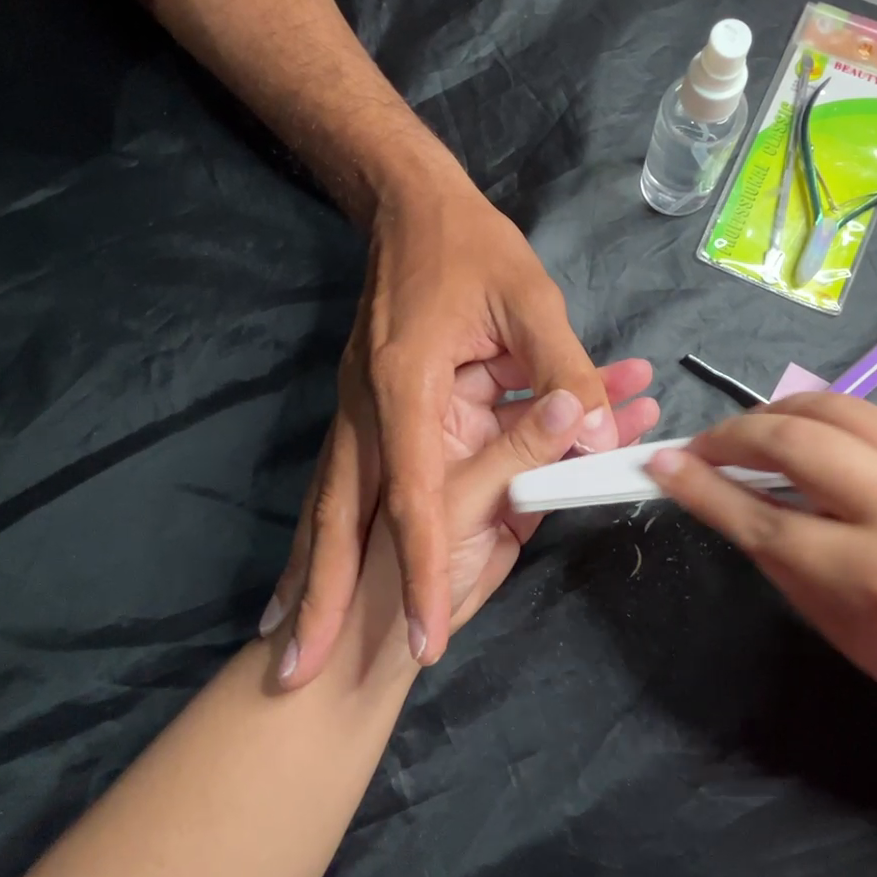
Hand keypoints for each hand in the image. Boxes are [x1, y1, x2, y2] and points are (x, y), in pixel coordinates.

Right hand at [267, 190, 623, 688]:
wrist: (410, 203)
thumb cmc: (472, 246)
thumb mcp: (531, 301)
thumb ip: (562, 370)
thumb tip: (596, 439)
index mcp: (405, 384)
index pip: (414, 494)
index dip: (420, 568)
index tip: (424, 636)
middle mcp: (364, 406)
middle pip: (337, 512)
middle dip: (318, 593)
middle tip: (295, 673)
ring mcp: (351, 405)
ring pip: (324, 500)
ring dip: (303, 570)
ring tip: (280, 639)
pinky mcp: (355, 402)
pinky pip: (334, 479)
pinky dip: (312, 531)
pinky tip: (294, 570)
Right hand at [643, 393, 876, 735]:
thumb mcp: (836, 622)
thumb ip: (774, 548)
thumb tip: (713, 491)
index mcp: (876, 575)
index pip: (763, 517)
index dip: (701, 486)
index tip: (660, 463)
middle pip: (795, 440)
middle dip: (732, 434)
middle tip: (702, 448)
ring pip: (834, 406)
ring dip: (775, 412)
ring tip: (748, 434)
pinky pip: (871, 418)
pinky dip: (822, 421)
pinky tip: (808, 442)